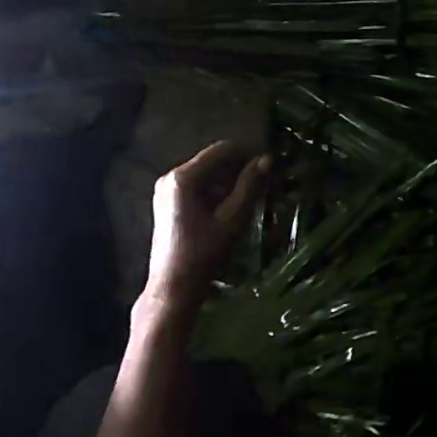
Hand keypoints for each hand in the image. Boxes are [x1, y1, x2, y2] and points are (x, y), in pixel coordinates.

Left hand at [145, 141, 270, 302]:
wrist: (173, 286)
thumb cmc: (204, 254)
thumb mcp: (232, 219)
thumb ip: (249, 187)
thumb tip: (266, 160)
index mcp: (184, 178)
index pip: (223, 150)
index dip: (248, 155)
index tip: (269, 168)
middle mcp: (171, 176)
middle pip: (213, 160)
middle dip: (239, 169)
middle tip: (264, 185)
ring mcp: (166, 189)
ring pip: (206, 173)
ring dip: (229, 180)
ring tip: (250, 198)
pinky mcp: (167, 201)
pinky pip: (197, 185)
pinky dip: (216, 190)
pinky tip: (230, 208)